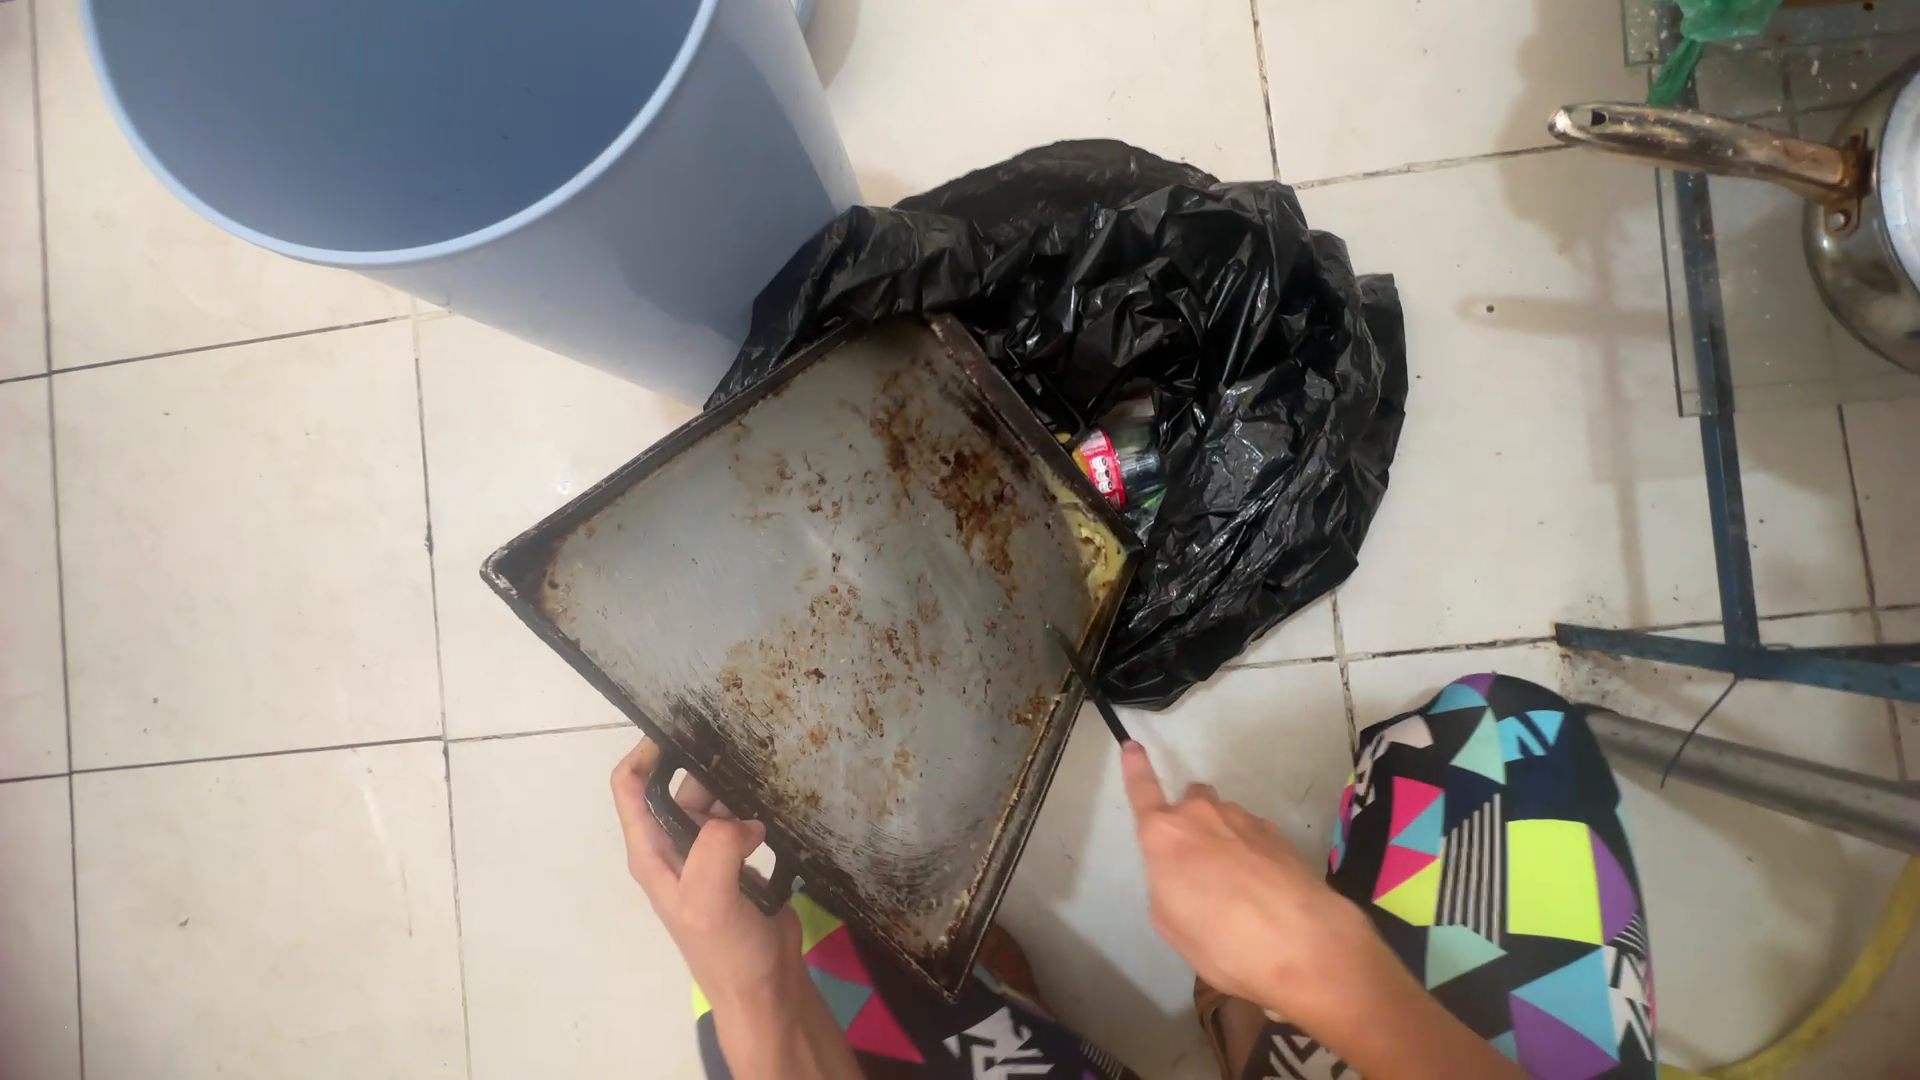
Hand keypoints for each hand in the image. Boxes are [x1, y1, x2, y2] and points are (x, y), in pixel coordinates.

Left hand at [609, 739, 800, 1013]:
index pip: (630, 785)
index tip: (681, 725)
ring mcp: (709, 852)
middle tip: (746, 737)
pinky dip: (757, 802)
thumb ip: (717, 848)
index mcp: (653, 851)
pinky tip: (780, 794)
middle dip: (705, 762)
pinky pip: (743, 815)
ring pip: (716, 798)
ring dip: (737, 783)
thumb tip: (746, 821)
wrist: (764, 987)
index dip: (645, 750)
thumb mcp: (708, 900)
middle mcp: (676, 845)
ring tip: (770, 762)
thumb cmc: (725, 948)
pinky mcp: (740, 858)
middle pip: (681, 784)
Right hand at [1120, 742, 1395, 1022]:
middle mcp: (1200, 814)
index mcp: (1164, 834)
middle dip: (1190, 822)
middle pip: (1189, 801)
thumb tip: (1183, 872)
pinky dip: (1253, 851)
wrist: (1303, 946)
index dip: (1135, 767)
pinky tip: (1267, 886)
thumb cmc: (1221, 941)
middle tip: (1200, 864)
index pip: (1142, 789)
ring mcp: (1242, 818)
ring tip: (1240, 884)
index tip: (1131, 745)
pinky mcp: (1277, 832)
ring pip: (1223, 815)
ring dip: (1223, 837)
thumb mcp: (1170, 923)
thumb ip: (1165, 884)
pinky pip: (1254, 833)